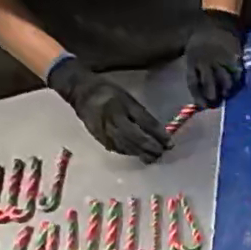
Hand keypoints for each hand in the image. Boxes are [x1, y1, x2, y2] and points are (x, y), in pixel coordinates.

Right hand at [46, 57, 168, 161]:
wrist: (80, 92)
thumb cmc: (108, 92)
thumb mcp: (128, 99)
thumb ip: (143, 116)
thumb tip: (161, 133)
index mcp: (121, 109)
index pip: (144, 125)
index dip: (158, 135)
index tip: (169, 143)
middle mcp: (114, 123)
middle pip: (137, 140)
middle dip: (152, 148)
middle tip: (163, 152)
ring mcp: (106, 133)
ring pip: (128, 148)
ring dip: (143, 154)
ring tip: (154, 157)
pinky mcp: (101, 140)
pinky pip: (119, 150)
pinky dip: (131, 153)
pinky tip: (139, 154)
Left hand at [183, 9, 243, 107]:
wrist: (219, 20)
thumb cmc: (203, 36)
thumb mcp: (191, 51)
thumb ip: (194, 69)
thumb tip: (198, 91)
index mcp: (193, 61)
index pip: (194, 85)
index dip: (198, 98)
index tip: (203, 105)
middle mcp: (206, 62)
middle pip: (210, 87)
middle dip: (212, 97)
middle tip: (215, 102)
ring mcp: (221, 61)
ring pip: (225, 83)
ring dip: (226, 91)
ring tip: (226, 93)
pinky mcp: (234, 58)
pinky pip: (236, 75)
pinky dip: (236, 81)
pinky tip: (234, 82)